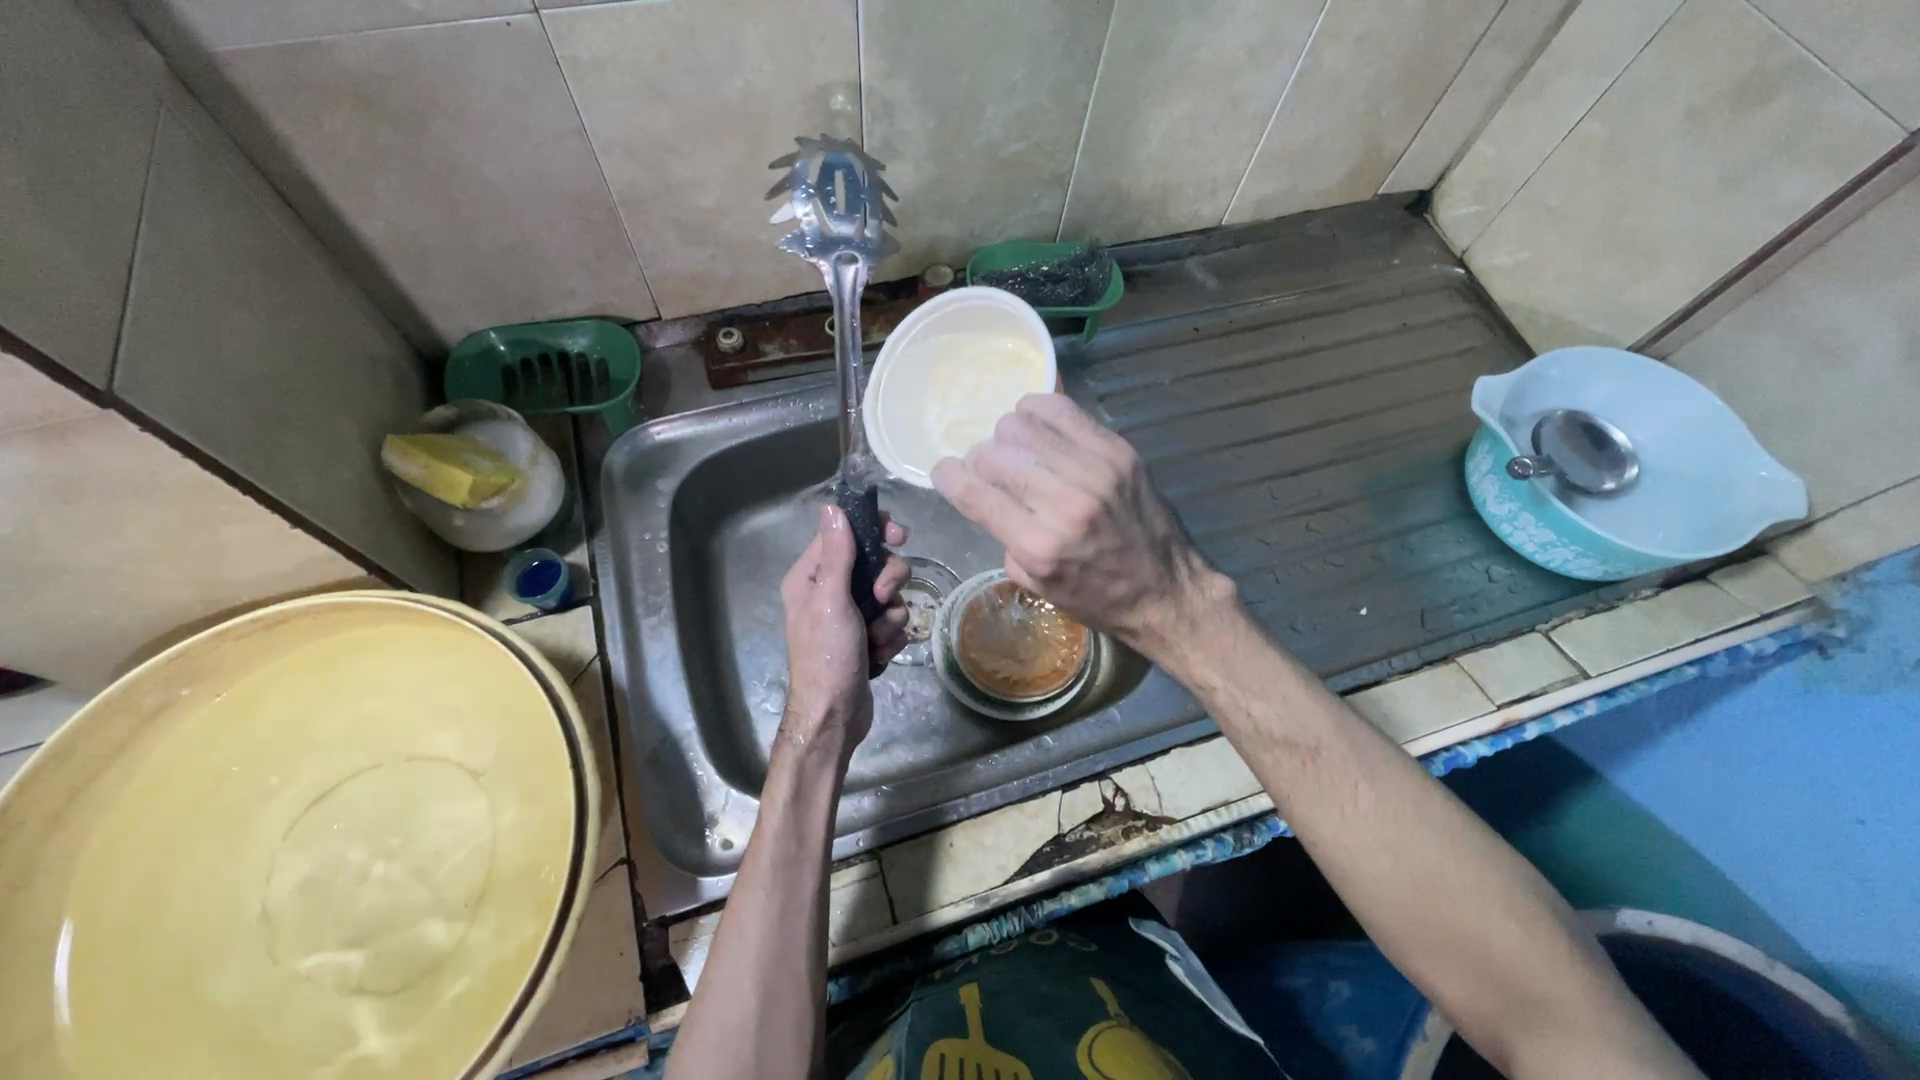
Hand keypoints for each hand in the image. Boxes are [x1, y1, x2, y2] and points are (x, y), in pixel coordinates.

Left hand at [778, 505, 910, 754]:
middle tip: (884, 597)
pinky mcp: (866, 637)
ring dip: (890, 616)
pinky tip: (879, 654)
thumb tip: (833, 507)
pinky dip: (891, 636)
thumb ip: (837, 554)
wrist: (835, 715)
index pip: (844, 535)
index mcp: (810, 578)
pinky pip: (892, 621)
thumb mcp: (831, 601)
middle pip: (874, 564)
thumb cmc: (827, 657)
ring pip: (889, 595)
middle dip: (888, 582)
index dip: (873, 530)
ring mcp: (849, 616)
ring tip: (876, 637)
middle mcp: (828, 592)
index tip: (899, 535)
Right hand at [930, 394, 1232, 656]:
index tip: (944, 472)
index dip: (948, 476)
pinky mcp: (1117, 451)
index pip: (974, 492)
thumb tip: (988, 495)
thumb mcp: (1038, 584)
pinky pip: (1061, 409)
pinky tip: (1037, 426)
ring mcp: (1094, 472)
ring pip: (1022, 425)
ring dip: (1007, 436)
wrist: (1167, 590)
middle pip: (993, 454)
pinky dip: (1037, 411)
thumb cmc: (1098, 597)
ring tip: (1018, 451)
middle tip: (990, 472)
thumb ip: (1006, 538)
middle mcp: (1064, 503)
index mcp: (1039, 546)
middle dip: (980, 460)